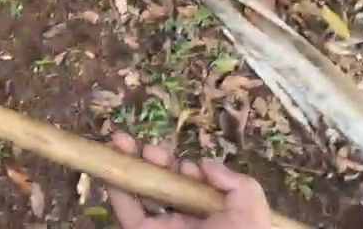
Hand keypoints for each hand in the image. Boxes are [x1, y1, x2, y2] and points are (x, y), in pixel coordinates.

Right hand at [106, 133, 270, 228]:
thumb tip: (206, 163)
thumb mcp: (252, 223)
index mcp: (217, 220)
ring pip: (141, 187)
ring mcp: (161, 226)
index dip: (191, 170)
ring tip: (123, 141)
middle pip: (166, 182)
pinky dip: (113, 183)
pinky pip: (123, 205)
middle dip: (157, 159)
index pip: (199, 187)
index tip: (191, 168)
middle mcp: (187, 221)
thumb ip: (242, 189)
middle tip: (153, 151)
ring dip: (130, 160)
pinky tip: (110, 162)